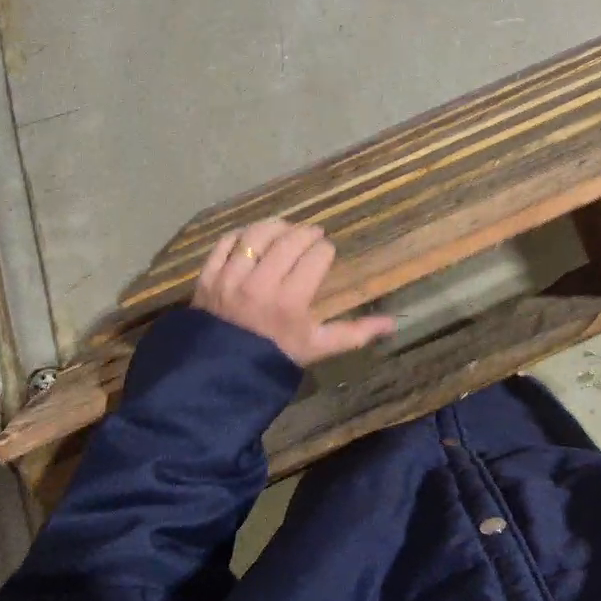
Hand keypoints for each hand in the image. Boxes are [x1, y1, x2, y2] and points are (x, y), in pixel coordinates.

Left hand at [191, 219, 395, 365]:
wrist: (221, 373)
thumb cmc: (275, 358)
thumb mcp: (317, 348)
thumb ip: (354, 334)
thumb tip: (392, 324)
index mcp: (291, 301)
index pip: (316, 256)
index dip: (325, 251)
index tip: (327, 254)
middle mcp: (260, 284)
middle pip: (289, 240)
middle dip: (306, 233)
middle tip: (313, 235)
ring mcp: (230, 278)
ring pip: (256, 235)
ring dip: (276, 227)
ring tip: (286, 229)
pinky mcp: (208, 276)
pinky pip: (225, 243)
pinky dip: (242, 235)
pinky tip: (254, 237)